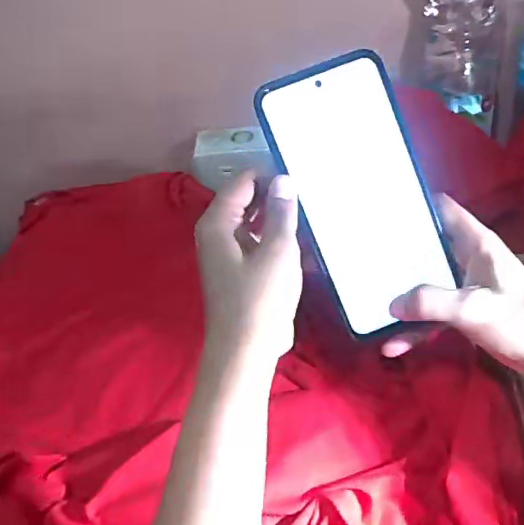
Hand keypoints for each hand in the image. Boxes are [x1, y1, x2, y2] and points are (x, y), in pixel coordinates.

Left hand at [195, 173, 301, 361]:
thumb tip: (283, 180)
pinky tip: (298, 240)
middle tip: (308, 191)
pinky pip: (256, 243)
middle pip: (244, 201)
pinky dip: (274, 238)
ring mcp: (226, 254)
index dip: (269, 175)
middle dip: (273, 195)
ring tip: (308, 212)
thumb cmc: (260, 300)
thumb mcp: (279, 251)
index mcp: (217, 224)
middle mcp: (215, 235)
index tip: (299, 173)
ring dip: (276, 218)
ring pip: (252, 223)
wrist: (246, 351)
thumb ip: (281, 212)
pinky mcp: (239, 272)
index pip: (242, 182)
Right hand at [382, 195, 523, 377]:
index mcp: (476, 244)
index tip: (383, 205)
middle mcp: (468, 259)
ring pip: (426, 284)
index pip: (444, 208)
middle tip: (363, 251)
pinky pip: (433, 315)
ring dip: (403, 296)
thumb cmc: (521, 321)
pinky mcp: (465, 313)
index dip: (415, 202)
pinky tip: (393, 345)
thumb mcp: (474, 309)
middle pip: (428, 246)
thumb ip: (432, 302)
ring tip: (369, 303)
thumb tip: (393, 303)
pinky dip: (416, 328)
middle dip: (398, 250)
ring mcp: (466, 287)